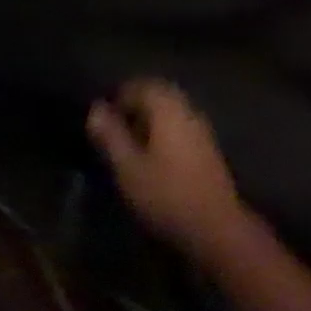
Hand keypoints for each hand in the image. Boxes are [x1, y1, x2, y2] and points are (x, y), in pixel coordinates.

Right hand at [86, 79, 249, 255]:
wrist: (214, 225)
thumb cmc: (166, 194)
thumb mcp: (128, 167)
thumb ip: (111, 135)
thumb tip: (96, 109)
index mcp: (169, 109)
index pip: (143, 85)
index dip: (121, 95)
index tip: (104, 114)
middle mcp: (189, 111)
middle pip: (161, 94)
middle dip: (136, 104)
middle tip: (115, 125)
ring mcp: (203, 129)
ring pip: (173, 111)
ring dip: (151, 118)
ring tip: (130, 141)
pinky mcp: (209, 148)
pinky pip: (182, 126)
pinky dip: (164, 131)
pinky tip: (153, 155)